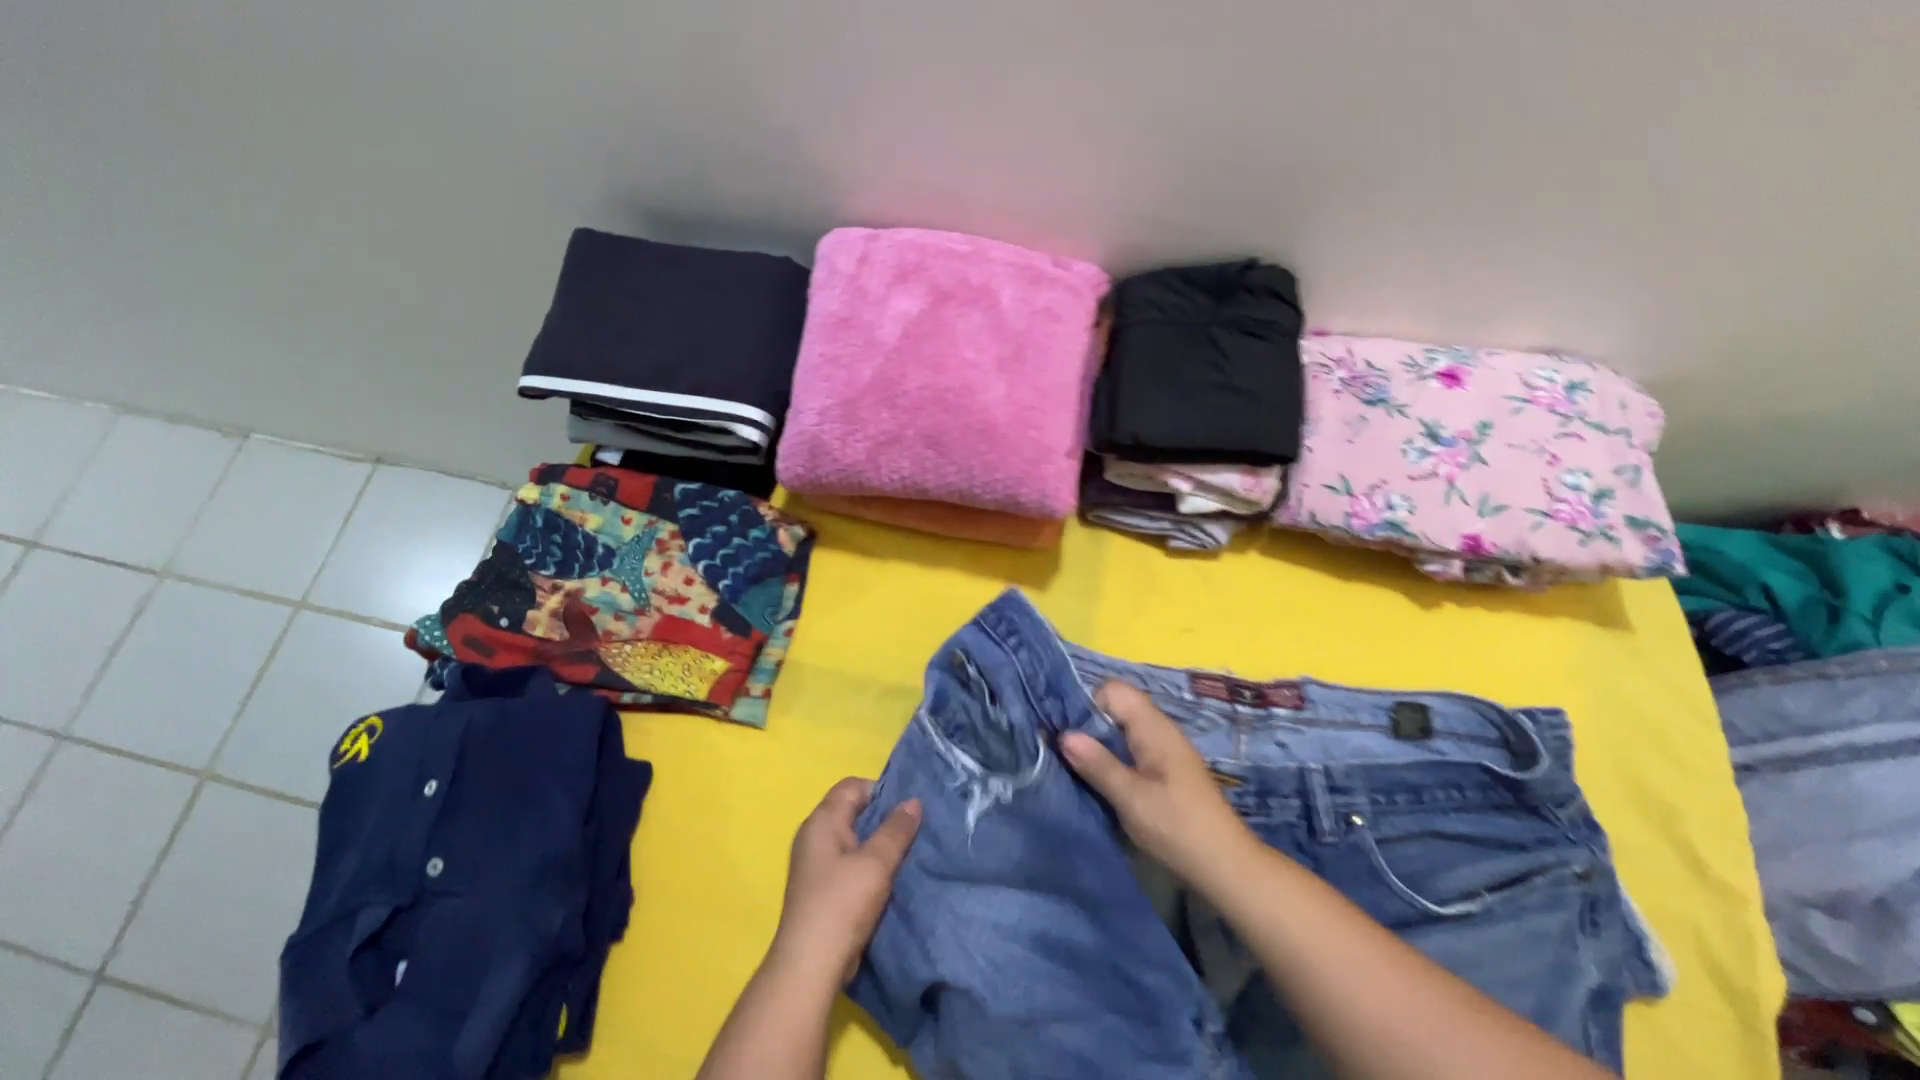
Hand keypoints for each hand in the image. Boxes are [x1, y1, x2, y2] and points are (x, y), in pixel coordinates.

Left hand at [770, 778, 922, 985]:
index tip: (909, 807)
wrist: (812, 964)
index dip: (881, 790)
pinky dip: (872, 865)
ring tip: (911, 851)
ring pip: (855, 840)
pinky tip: (894, 876)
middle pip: (853, 811)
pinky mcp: (825, 888)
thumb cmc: (842, 904)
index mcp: (821, 822)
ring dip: (881, 844)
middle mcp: (815, 837)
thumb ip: (896, 829)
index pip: (852, 786)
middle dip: (885, 818)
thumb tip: (913, 801)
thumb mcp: (876, 863)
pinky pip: (852, 864)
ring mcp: (818, 864)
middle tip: (918, 828)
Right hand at [1060, 680, 1256, 887]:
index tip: (1063, 730)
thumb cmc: (1177, 828)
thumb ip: (1098, 764)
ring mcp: (1163, 752)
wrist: (1224, 865)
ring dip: (1097, 744)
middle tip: (1058, 750)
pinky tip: (1096, 781)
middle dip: (1086, 724)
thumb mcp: (1131, 798)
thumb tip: (1064, 734)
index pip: (1113, 691)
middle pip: (1116, 709)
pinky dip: (1111, 760)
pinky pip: (1130, 751)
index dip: (1086, 703)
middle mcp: (1159, 732)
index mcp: (1154, 729)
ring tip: (1070, 765)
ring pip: (1121, 732)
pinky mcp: (1164, 772)